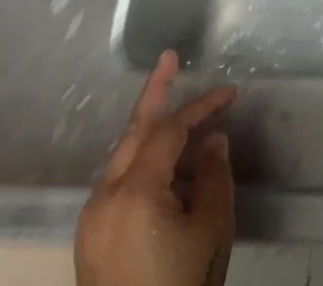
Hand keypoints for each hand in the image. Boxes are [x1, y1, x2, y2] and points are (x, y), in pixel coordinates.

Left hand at [76, 51, 236, 285]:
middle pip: (132, 132)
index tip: (231, 92)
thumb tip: (212, 141)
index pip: (168, 131)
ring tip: (182, 114)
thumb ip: (213, 177)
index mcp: (134, 191)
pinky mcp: (91, 237)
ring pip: (123, 157)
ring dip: (152, 130)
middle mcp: (103, 196)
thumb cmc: (182, 282)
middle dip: (153, 94)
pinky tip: (166, 166)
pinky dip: (143, 161)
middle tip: (169, 59)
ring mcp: (92, 217)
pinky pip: (118, 182)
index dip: (201, 106)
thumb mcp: (211, 228)